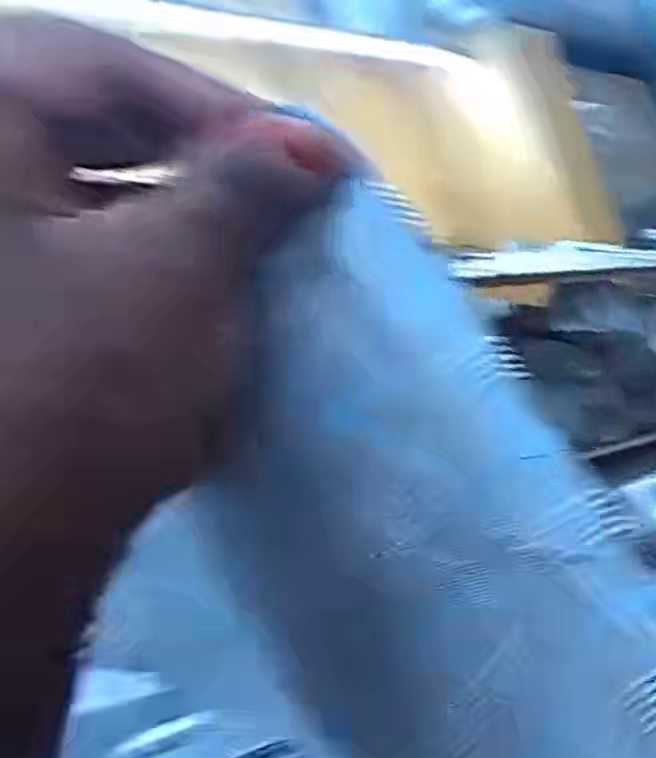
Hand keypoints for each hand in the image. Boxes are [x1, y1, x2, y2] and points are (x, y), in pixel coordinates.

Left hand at [0, 14, 344, 535]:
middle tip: (313, 195)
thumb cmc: (82, 374)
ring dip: (199, 191)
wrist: (15, 498)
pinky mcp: (15, 271)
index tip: (328, 164)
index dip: (228, 107)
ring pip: (97, 163)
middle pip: (94, 105)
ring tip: (286, 231)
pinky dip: (171, 230)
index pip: (105, 65)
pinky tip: (233, 264)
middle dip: (215, 147)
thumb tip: (311, 142)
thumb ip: (240, 194)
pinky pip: (94, 217)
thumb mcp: (176, 273)